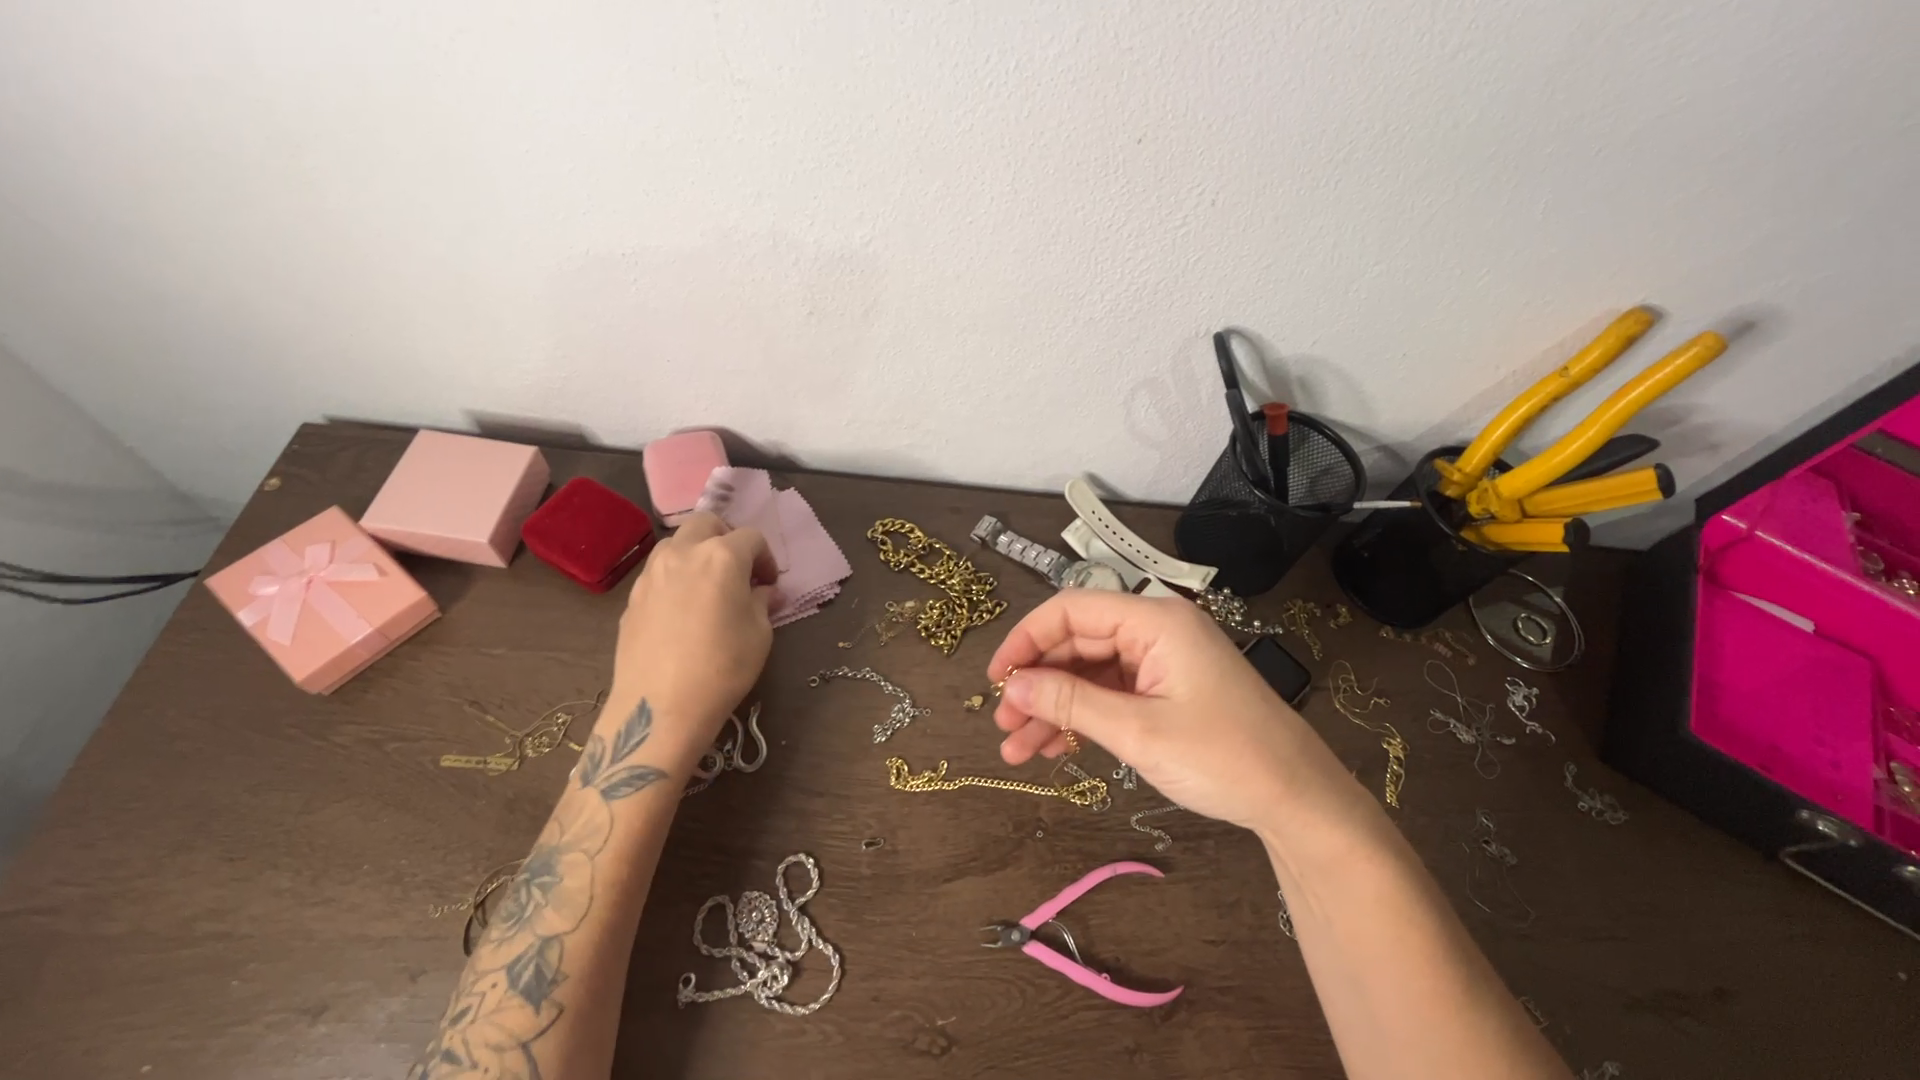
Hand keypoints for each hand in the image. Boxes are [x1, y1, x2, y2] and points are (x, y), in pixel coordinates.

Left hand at [605, 512, 775, 763]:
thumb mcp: (760, 635)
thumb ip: (761, 602)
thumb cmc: (722, 668)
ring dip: (696, 552)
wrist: (659, 707)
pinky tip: (683, 611)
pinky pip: (658, 573)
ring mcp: (651, 573)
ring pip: (676, 544)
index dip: (765, 558)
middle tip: (738, 569)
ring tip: (707, 586)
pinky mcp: (632, 597)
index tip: (769, 583)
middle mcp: (683, 553)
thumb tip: (760, 590)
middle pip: (706, 524)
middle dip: (726, 537)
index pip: (751, 538)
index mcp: (722, 556)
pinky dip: (675, 577)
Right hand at [986, 590, 1358, 831]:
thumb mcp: (1138, 731)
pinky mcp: (1166, 691)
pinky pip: (1110, 695)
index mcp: (1155, 621)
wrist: (1296, 799)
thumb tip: (1012, 687)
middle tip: (1003, 726)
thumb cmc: (1223, 757)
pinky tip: (1052, 748)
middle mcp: (1156, 631)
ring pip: (1089, 674)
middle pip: (1077, 643)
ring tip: (1016, 749)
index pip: (1071, 610)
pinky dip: (1081, 719)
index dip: (1026, 640)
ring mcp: (1162, 662)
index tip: (996, 681)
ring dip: (1053, 708)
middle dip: (1037, 684)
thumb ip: (1070, 703)